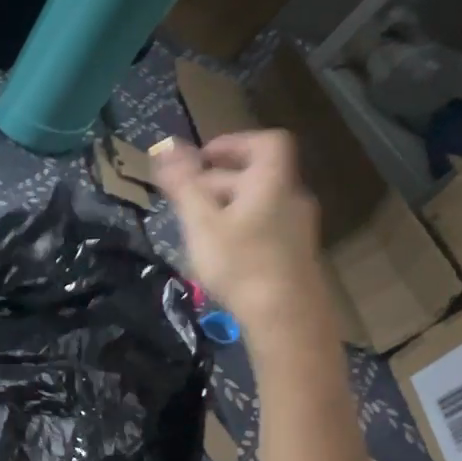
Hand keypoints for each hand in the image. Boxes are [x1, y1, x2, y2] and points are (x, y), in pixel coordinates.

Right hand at [153, 131, 328, 334]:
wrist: (287, 318)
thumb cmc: (240, 263)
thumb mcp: (201, 221)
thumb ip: (183, 183)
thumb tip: (165, 145)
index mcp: (271, 183)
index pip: (266, 142)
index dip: (232, 143)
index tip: (200, 159)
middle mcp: (291, 198)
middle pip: (256, 174)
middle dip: (216, 180)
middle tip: (183, 200)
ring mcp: (296, 228)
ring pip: (257, 203)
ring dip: (224, 206)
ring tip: (194, 229)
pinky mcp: (294, 254)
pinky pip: (263, 226)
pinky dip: (237, 228)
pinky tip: (217, 255)